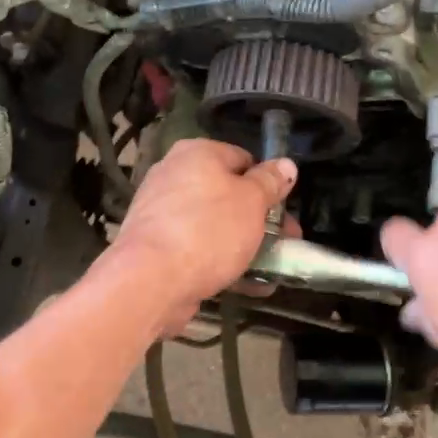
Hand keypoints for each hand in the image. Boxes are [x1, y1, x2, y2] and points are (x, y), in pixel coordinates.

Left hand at [102, 138, 295, 331]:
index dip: (268, 184)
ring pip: (213, 223)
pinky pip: (196, 246)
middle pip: (227, 192)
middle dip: (258, 220)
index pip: (243, 159)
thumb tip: (287, 164)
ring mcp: (161, 210)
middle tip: (285, 244)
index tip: (285, 213)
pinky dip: (219, 260)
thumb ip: (270, 183)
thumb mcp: (251, 202)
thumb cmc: (208, 230)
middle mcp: (174, 173)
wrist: (149, 280)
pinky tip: (244, 284)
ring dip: (242, 244)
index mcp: (197, 152)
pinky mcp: (155, 243)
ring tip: (268, 271)